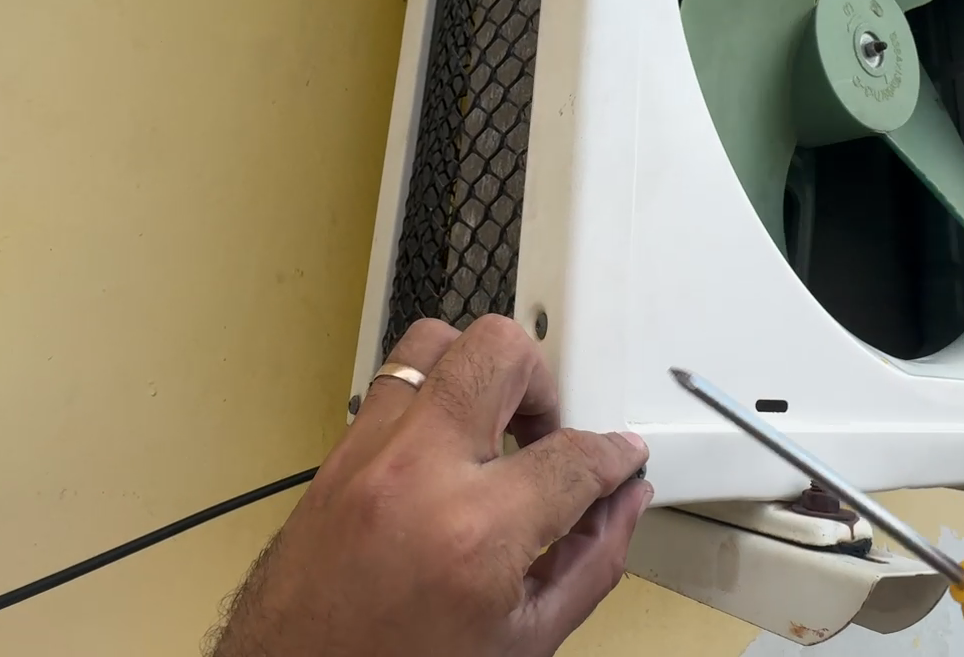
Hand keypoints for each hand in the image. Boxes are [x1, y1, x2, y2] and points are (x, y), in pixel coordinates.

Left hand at [213, 315, 651, 656]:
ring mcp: (371, 449)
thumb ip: (589, 565)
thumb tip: (623, 504)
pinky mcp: (340, 448)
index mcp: (473, 535)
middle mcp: (419, 471)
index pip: (573, 457)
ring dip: (483, 370)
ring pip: (441, 338)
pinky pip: (396, 373)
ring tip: (494, 421)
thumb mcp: (520, 644)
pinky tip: (448, 432)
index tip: (619, 455)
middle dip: (544, 382)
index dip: (613, 454)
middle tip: (546, 430)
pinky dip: (435, 385)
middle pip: (502, 353)